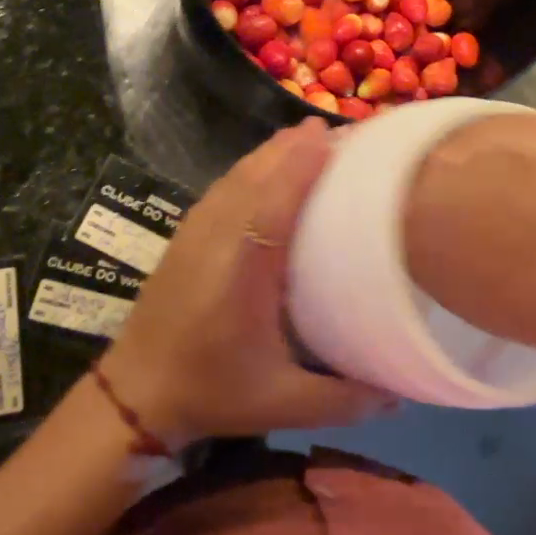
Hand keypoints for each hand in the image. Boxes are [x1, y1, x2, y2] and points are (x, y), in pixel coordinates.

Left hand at [101, 119, 394, 447]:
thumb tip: (400, 394)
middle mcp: (215, 239)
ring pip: (234, 178)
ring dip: (269, 155)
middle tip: (334, 130)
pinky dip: (248, 171)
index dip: (299, 165)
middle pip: (253, 176)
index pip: (271, 202)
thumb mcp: (281, 404)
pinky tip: (265, 171)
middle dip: (290, 148)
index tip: (330, 135)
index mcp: (242, 270)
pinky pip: (221, 190)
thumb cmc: (211, 392)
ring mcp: (194, 233)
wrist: (135, 393)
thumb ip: (343, 400)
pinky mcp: (183, 237)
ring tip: (306, 140)